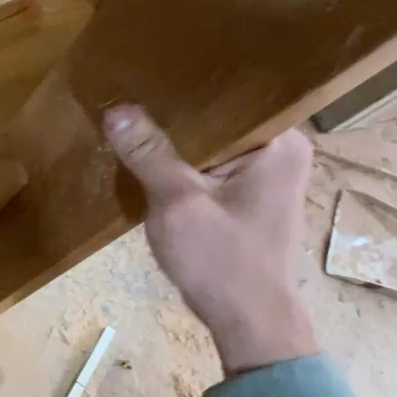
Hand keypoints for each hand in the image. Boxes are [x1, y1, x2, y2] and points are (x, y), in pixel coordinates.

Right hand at [103, 104, 318, 374]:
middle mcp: (280, 152)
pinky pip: (207, 168)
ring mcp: (264, 178)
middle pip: (217, 120)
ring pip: (209, 145)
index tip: (145, 75)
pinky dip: (179, 166)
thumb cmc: (222, 259)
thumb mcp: (178, 202)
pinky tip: (144, 161)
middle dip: (173, 116)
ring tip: (128, 122)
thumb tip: (116, 110)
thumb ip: (149, 153)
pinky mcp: (245, 200)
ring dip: (173, 143)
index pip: (232, 96)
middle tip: (127, 96)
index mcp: (280, 143)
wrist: (246, 321)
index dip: (187, 86)